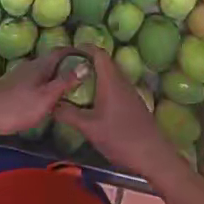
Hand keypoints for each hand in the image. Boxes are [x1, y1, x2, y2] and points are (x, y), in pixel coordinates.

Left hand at [0, 48, 83, 140]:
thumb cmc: (16, 107)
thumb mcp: (45, 97)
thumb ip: (65, 82)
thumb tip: (86, 65)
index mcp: (41, 65)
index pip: (62, 51)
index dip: (77, 52)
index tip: (92, 58)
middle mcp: (30, 66)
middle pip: (53, 60)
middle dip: (68, 64)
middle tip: (85, 74)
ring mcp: (20, 76)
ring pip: (44, 70)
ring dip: (57, 74)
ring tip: (70, 86)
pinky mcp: (12, 87)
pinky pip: (36, 79)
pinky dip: (46, 83)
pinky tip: (48, 95)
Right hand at [54, 47, 183, 182]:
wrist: (152, 154)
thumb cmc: (120, 137)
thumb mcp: (89, 127)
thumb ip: (69, 114)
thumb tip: (50, 104)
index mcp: (111, 80)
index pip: (98, 53)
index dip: (83, 48)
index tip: (67, 52)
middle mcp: (122, 81)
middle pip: (104, 63)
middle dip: (86, 62)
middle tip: (66, 69)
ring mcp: (129, 92)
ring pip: (110, 76)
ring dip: (94, 75)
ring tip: (75, 84)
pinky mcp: (132, 104)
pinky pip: (115, 87)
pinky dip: (102, 87)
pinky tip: (92, 101)